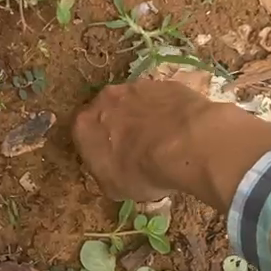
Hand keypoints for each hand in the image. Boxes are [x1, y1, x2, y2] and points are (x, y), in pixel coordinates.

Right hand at [73, 78, 270, 213]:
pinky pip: (162, 99)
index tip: (109, 160)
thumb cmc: (142, 172)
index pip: (82, 135)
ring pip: (135, 103)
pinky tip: (181, 131)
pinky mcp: (168, 83)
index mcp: (83, 125)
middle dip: (118, 127)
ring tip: (162, 141)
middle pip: (107, 112)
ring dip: (143, 117)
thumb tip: (111, 171)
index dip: (96, 148)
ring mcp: (138, 87)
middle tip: (135, 149)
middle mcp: (105, 99)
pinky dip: (168, 112)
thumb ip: (104, 173)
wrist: (188, 145)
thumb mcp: (114, 188)